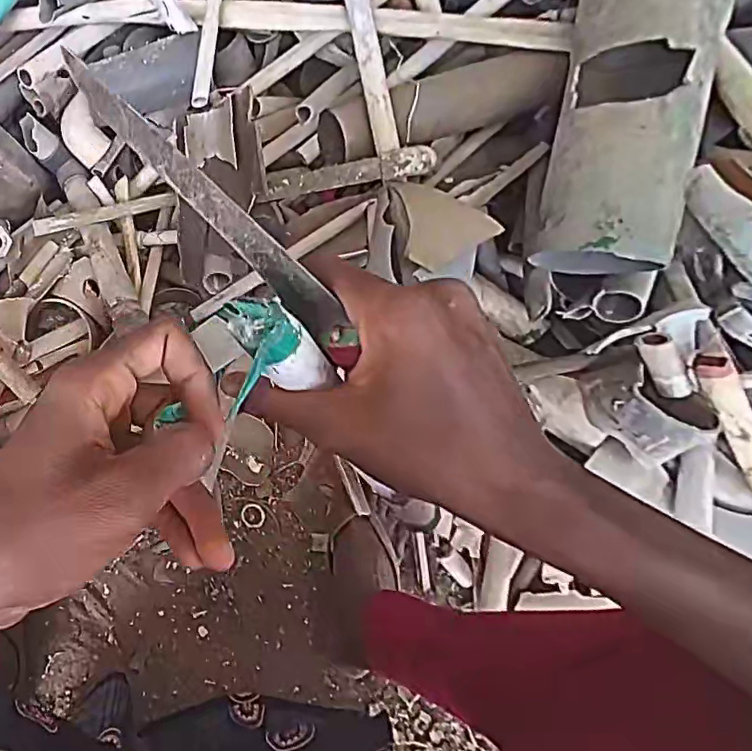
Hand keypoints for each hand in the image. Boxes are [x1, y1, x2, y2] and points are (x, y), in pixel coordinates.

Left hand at [0, 318, 233, 629]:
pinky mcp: (87, 479)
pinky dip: (164, 512)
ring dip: (189, 500)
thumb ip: (178, 456)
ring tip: (214, 552)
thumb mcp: (122, 494)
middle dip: (199, 456)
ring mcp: (89, 444)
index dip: (197, 379)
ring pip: (157, 454)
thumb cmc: (34, 533)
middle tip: (218, 493)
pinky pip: (138, 482)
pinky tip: (189, 551)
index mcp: (90, 387)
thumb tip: (207, 435)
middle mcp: (90, 406)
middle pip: (167, 408)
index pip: (162, 344)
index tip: (210, 430)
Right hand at [239, 257, 570, 537]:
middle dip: (325, 333)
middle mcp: (432, 300)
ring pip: (383, 313)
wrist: (507, 480)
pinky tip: (391, 390)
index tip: (279, 317)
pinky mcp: (472, 330)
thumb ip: (277, 398)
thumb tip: (243, 385)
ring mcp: (458, 313)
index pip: (325, 270)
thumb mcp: (336, 425)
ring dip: (358, 344)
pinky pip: (415, 324)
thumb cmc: (440, 453)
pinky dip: (392, 348)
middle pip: (352, 298)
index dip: (292, 291)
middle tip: (317, 374)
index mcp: (397, 312)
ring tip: (359, 390)